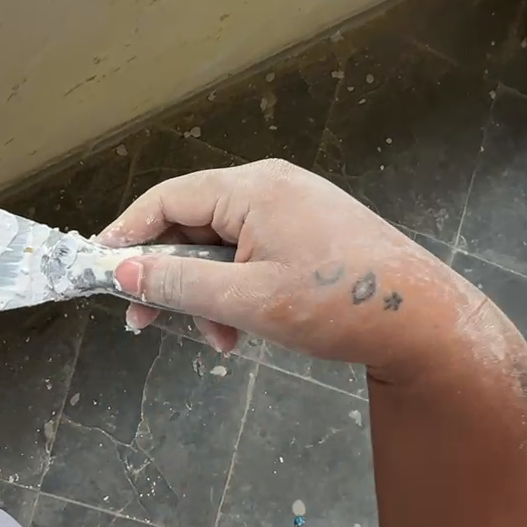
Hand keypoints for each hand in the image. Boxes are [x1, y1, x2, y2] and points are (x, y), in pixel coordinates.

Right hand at [97, 159, 482, 378]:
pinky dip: (231, 292)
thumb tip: (121, 272)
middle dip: (166, 276)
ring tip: (215, 338)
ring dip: (202, 294)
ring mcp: (289, 210)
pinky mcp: (303, 233)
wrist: (426, 323)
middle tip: (142, 319)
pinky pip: (246, 256)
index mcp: (253, 190)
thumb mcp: (245, 300)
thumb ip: (178, 284)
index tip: (100, 268)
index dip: (127, 233)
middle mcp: (268, 188)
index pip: (167, 199)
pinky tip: (239, 331)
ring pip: (217, 248)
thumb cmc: (336, 305)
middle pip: (190, 224)